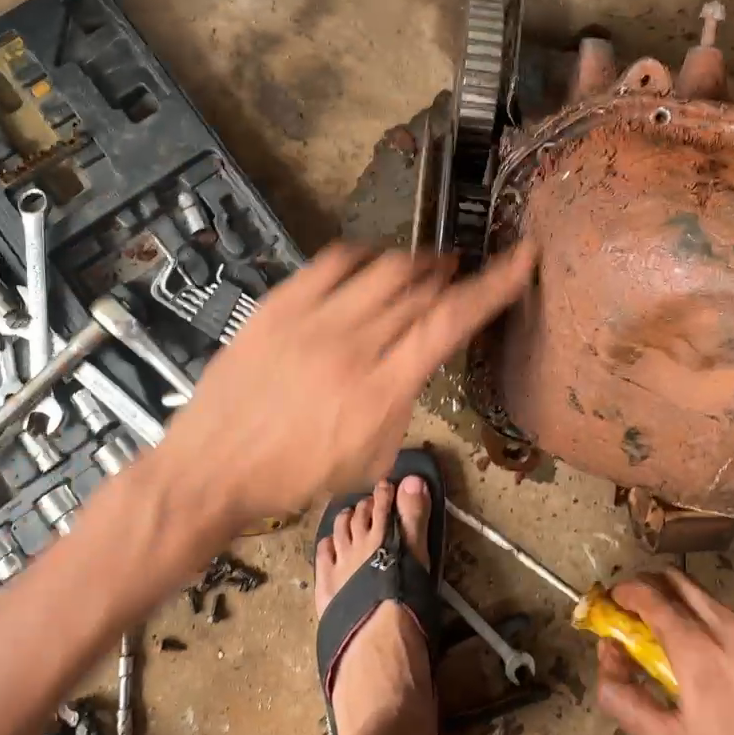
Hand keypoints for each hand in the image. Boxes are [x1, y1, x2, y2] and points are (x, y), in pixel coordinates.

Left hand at [152, 242, 536, 525]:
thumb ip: (404, 404)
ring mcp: (311, 321)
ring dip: (415, 265)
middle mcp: (352, 347)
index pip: (450, 323)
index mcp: (381, 390)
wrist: (213, 468)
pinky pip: (333, 262)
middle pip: (421, 291)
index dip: (494, 286)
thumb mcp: (370, 457)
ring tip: (422, 270)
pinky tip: (369, 270)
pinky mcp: (278, 307)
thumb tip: (417, 361)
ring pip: (384, 269)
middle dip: (451, 279)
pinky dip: (363, 258)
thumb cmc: (294, 476)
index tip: (520, 261)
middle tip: (456, 279)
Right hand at [597, 571, 733, 734]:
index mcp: (701, 653)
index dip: (624, 592)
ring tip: (667, 642)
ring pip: (708, 600)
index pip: (652, 597)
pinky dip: (708, 625)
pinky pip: (733, 622)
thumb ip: (626, 701)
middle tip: (632, 612)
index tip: (610, 601)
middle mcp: (732, 631)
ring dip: (679, 606)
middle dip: (649, 587)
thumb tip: (607, 660)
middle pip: (681, 582)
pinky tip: (708, 663)